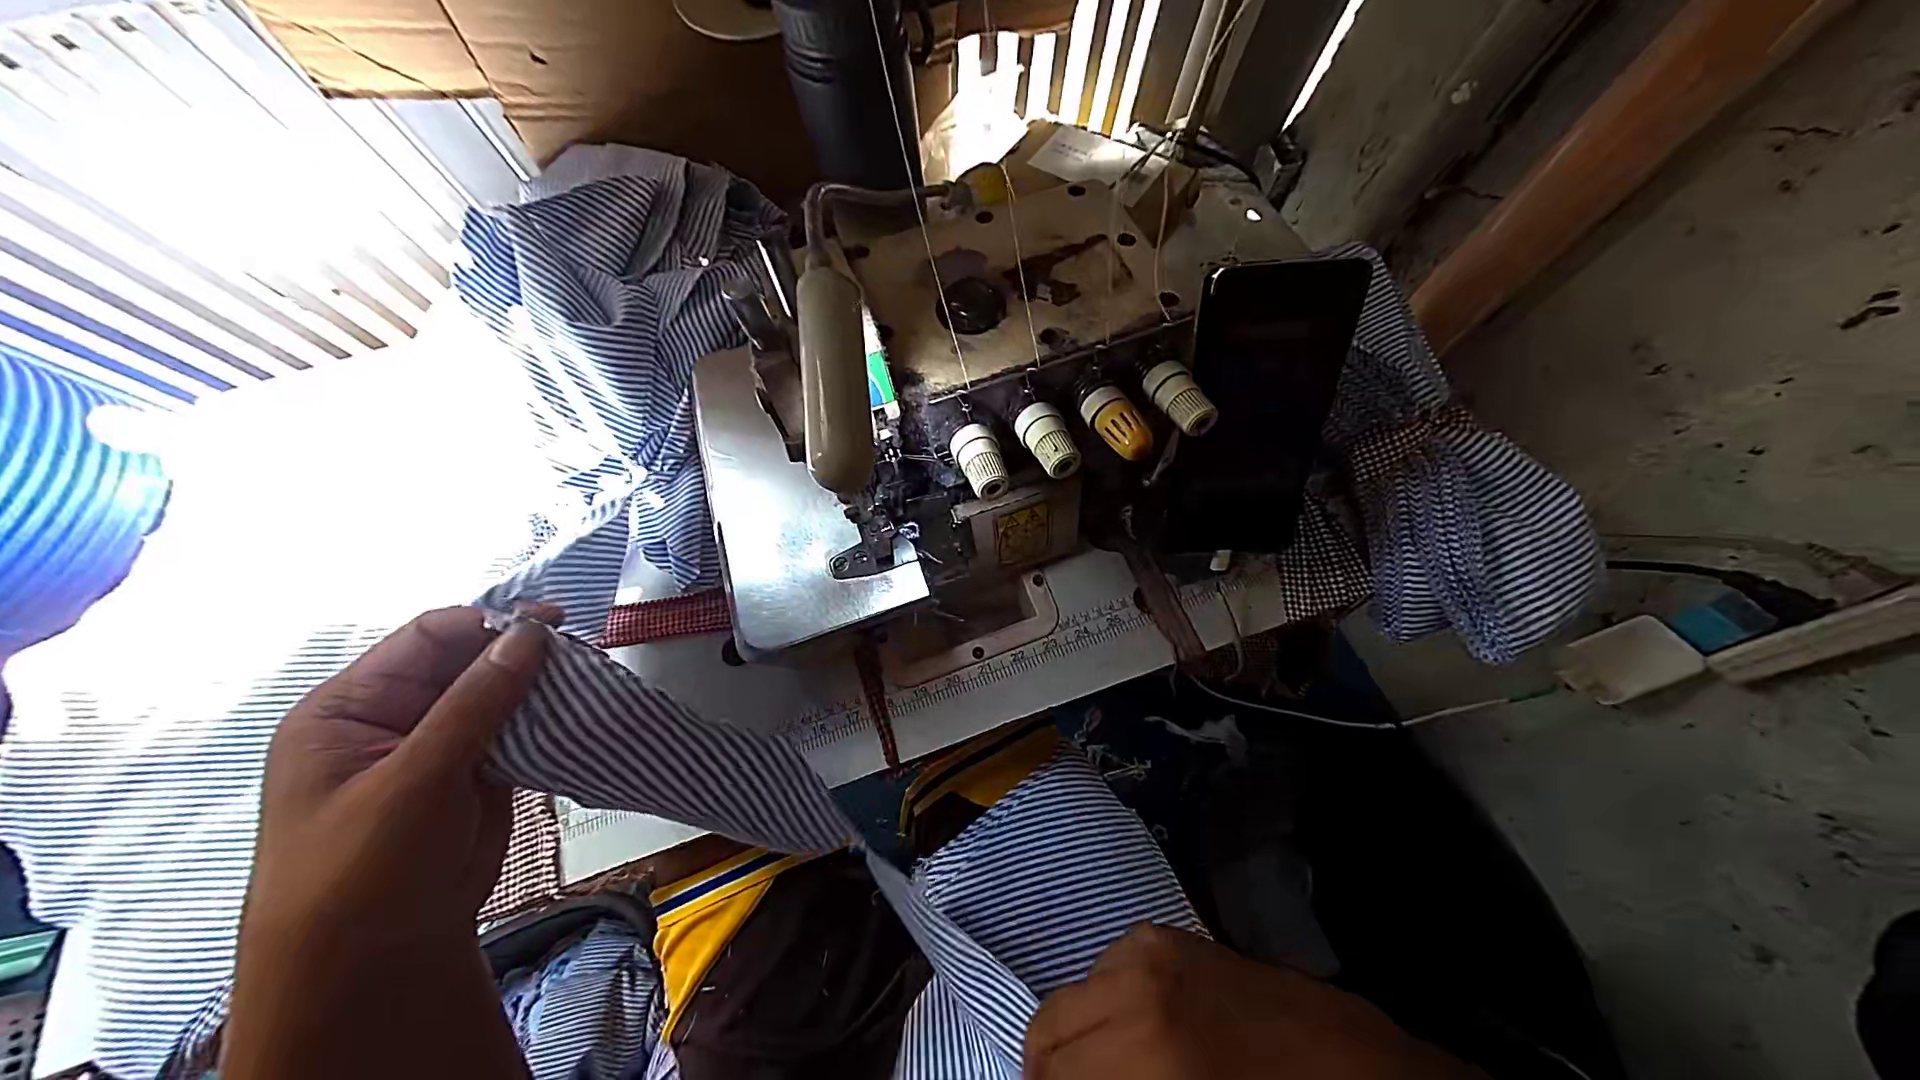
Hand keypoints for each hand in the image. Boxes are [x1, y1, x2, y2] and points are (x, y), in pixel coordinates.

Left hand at [225, 606, 552, 1079]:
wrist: (377, 962)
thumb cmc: (363, 869)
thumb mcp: (415, 779)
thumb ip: (476, 701)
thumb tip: (529, 634)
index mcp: (351, 708)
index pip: (426, 639)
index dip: (486, 624)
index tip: (549, 622)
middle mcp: (395, 717)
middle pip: (467, 662)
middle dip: (520, 652)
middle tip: (578, 648)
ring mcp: (440, 745)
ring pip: (500, 694)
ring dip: (540, 685)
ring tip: (587, 675)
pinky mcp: (477, 772)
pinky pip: (518, 729)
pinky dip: (548, 718)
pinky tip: (578, 709)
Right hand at [1024, 925, 1482, 1079]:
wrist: (1354, 1071)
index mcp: (1145, 1057)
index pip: (1052, 1074)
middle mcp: (1133, 991)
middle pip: (1047, 1032)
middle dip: (1052, 1071)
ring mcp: (1147, 952)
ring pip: (1069, 996)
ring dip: (1078, 1036)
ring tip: (1111, 1065)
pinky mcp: (1163, 934)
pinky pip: (1103, 968)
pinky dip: (1107, 1001)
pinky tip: (1141, 1026)